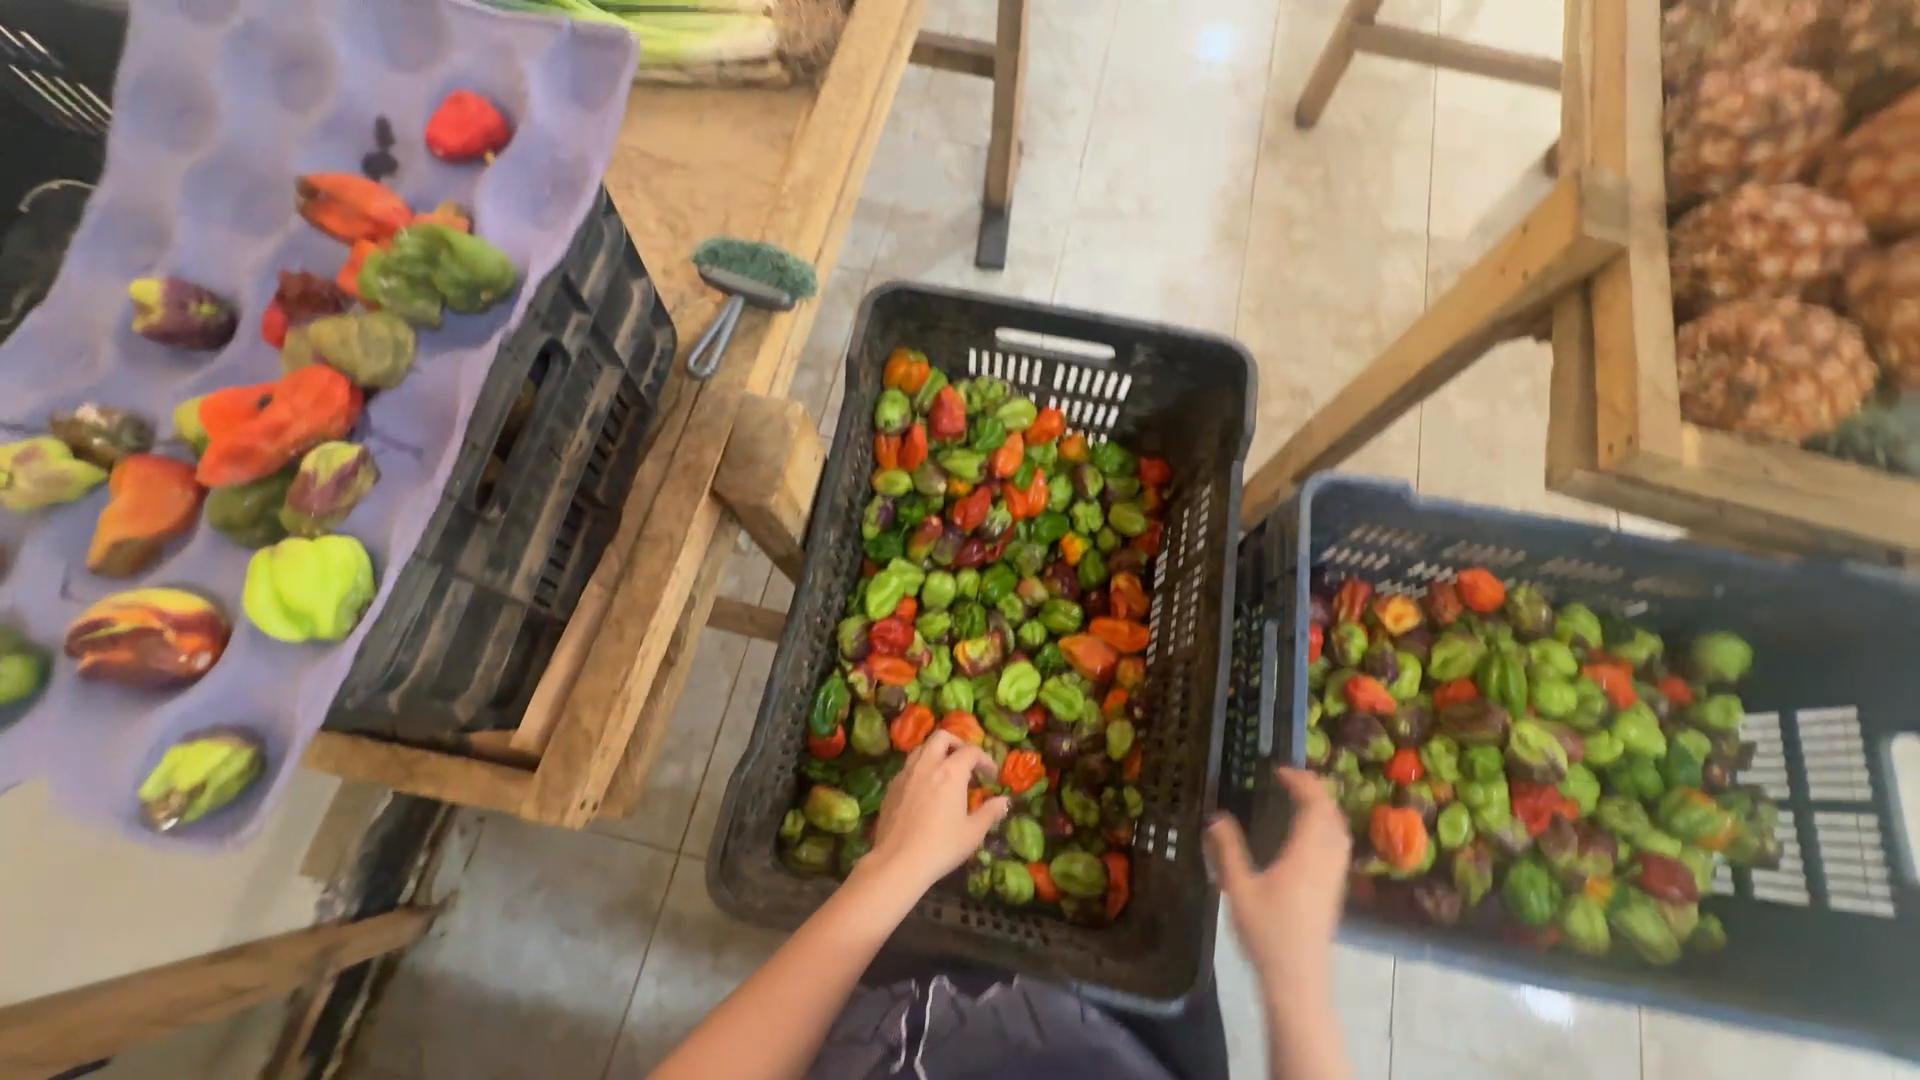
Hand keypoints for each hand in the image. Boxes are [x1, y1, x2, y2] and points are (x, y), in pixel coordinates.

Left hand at [863, 731, 1009, 895]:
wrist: (898, 862)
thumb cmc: (941, 847)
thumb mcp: (973, 833)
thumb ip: (990, 812)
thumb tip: (1004, 801)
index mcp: (950, 772)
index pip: (971, 751)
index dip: (985, 759)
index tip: (992, 776)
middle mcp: (926, 765)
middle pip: (942, 737)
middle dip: (957, 743)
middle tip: (967, 762)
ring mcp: (905, 774)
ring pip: (922, 748)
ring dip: (937, 752)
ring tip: (946, 772)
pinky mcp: (891, 787)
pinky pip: (908, 766)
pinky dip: (921, 768)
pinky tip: (926, 789)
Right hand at [1205, 767, 1350, 989]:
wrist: (1298, 980)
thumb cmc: (1267, 933)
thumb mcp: (1238, 889)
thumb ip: (1227, 850)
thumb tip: (1216, 817)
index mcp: (1306, 854)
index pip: (1314, 806)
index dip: (1301, 782)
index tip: (1279, 770)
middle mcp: (1326, 861)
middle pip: (1332, 815)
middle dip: (1316, 790)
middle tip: (1291, 778)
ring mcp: (1334, 878)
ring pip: (1339, 832)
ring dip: (1324, 809)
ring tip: (1301, 800)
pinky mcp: (1334, 892)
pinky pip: (1338, 847)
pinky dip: (1327, 828)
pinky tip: (1308, 836)